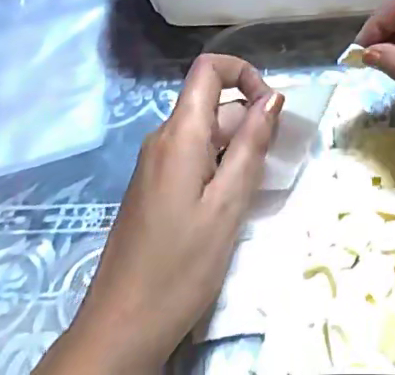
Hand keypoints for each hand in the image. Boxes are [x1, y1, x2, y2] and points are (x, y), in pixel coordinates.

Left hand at [41, 55, 282, 374]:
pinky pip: (191, 155)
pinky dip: (218, 164)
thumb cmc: (180, 266)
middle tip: (273, 161)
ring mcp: (155, 162)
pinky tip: (228, 204)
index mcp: (179, 133)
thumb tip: (273, 97)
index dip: (243, 72)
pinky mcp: (153, 186)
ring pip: (204, 132)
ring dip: (236, 145)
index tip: (271, 107)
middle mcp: (163, 137)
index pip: (208, 68)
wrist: (120, 326)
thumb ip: (252, 145)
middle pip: (211, 103)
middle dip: (248, 119)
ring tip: (254, 188)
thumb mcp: (228, 205)